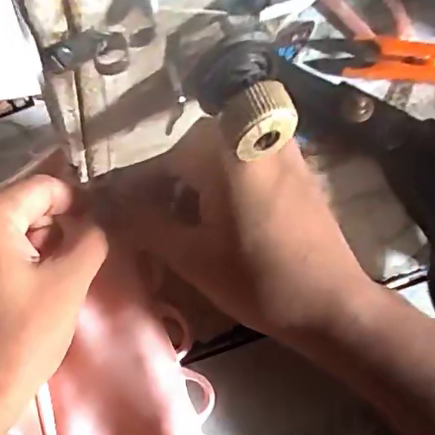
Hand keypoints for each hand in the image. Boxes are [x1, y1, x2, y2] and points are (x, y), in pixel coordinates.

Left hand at [0, 173, 107, 425]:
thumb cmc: (24, 335)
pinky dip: (23, 260)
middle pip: (25, 205)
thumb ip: (91, 239)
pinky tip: (40, 289)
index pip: (44, 187)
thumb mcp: (69, 283)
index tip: (103, 232)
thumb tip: (100, 219)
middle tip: (86, 259)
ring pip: (12, 230)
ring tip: (66, 277)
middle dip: (60, 226)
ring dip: (44, 245)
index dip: (80, 203)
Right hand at [97, 119, 377, 340]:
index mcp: (226, 145)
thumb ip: (142, 222)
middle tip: (149, 230)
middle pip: (190, 156)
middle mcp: (256, 131)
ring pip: (218, 161)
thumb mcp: (190, 254)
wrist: (329, 303)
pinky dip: (224, 189)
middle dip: (166, 190)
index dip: (133, 192)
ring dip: (194, 190)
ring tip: (182, 232)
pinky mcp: (297, 168)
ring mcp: (282, 146)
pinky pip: (246, 167)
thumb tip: (105, 204)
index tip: (113, 216)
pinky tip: (219, 226)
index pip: (161, 162)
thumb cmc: (256, 280)